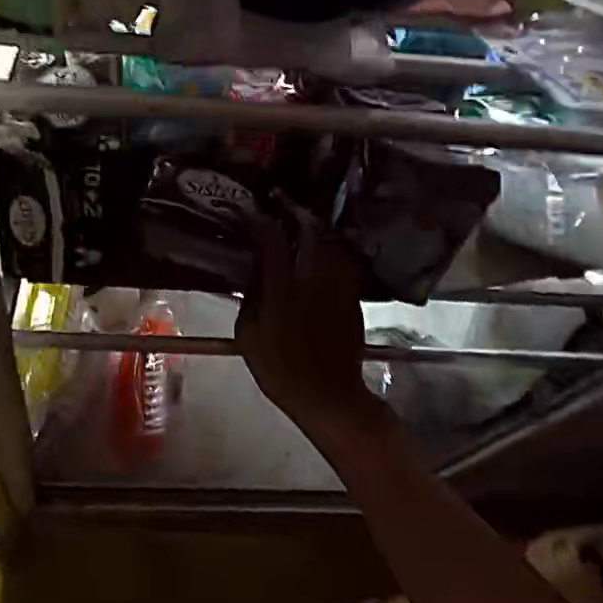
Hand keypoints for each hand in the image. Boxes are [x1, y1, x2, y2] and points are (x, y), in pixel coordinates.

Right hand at [237, 200, 384, 433]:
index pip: (272, 240)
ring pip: (331, 242)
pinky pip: (342, 261)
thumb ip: (251, 297)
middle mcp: (314, 278)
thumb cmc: (279, 368)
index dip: (261, 221)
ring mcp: (338, 286)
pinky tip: (321, 253)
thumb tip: (257, 271)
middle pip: (311, 230)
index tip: (253, 212)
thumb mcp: (248, 334)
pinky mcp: (353, 296)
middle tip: (283, 206)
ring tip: (303, 225)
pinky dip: (330, 250)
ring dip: (316, 229)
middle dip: (297, 213)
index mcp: (283, 288)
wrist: (329, 396)